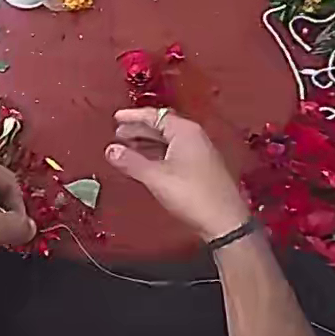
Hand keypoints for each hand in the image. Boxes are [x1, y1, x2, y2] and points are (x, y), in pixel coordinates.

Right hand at [104, 108, 251, 241]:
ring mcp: (199, 151)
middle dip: (139, 129)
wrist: (224, 220)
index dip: (134, 116)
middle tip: (117, 134)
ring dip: (146, 142)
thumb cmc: (191, 194)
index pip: (155, 115)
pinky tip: (144, 162)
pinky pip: (173, 152)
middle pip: (162, 126)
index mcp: (185, 131)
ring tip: (125, 147)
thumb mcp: (156, 177)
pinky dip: (156, 153)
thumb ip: (131, 162)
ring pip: (167, 140)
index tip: (116, 117)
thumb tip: (110, 149)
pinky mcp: (200, 167)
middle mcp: (193, 136)